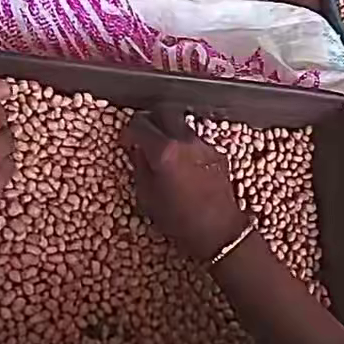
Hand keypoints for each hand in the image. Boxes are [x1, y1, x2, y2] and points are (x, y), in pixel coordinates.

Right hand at [123, 107, 247, 259]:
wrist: (218, 231)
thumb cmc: (178, 219)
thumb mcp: (147, 196)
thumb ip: (139, 165)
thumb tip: (137, 149)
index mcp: (164, 150)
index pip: (140, 124)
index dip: (128, 131)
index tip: (125, 141)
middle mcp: (186, 141)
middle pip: (164, 112)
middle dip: (149, 120)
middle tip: (141, 135)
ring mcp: (204, 145)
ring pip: (182, 125)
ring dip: (168, 131)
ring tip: (161, 151)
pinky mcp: (217, 154)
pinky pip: (196, 141)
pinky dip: (184, 146)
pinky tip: (182, 164)